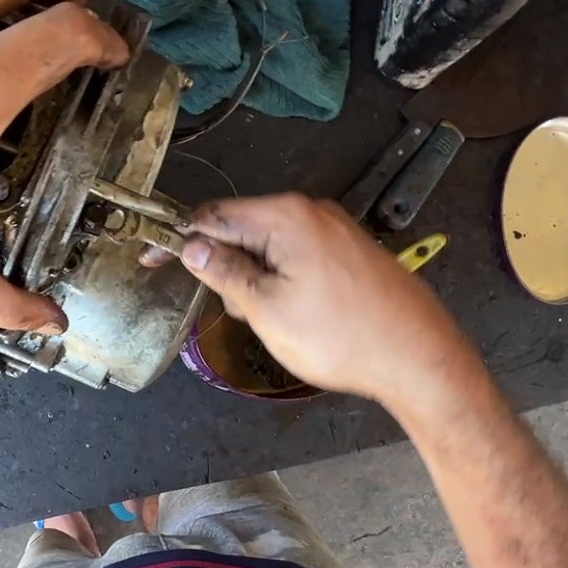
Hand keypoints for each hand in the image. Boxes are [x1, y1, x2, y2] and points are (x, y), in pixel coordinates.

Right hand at [158, 195, 476, 402]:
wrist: (416, 356)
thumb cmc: (338, 336)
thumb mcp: (266, 309)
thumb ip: (225, 272)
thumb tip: (191, 246)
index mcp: (285, 216)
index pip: (213, 216)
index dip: (177, 238)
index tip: (151, 260)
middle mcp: (311, 211)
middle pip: (243, 228)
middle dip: (226, 267)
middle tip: (238, 312)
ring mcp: (334, 229)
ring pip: (270, 246)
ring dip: (255, 280)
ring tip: (274, 321)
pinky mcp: (348, 251)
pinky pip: (296, 255)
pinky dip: (281, 281)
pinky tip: (295, 314)